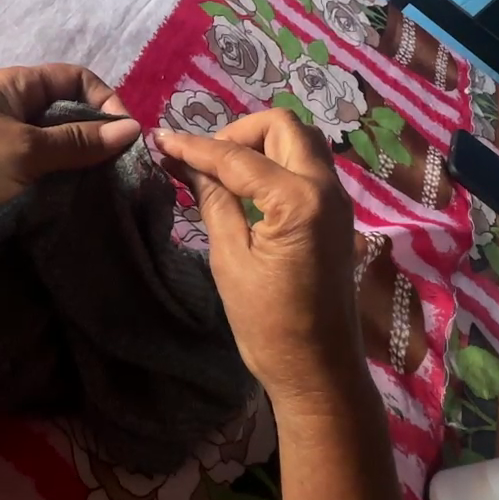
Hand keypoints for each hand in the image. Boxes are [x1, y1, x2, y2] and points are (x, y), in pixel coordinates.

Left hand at [0, 64, 141, 266]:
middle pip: (70, 107)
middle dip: (99, 128)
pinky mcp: (4, 169)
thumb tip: (133, 130)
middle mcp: (17, 105)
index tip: (126, 132)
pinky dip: (66, 172)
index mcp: (18, 84)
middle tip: (125, 160)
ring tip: (111, 177)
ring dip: (84, 154)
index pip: (75, 77)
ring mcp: (10, 138)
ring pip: (60, 138)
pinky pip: (46, 163)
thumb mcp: (26, 148)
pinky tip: (84, 189)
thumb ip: (79, 140)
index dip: (104, 98)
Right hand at [155, 111, 364, 408]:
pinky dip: (274, 160)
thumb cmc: (268, 324)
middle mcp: (325, 188)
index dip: (195, 146)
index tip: (161, 139)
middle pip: (282, 126)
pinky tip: (245, 185)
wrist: (319, 373)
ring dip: (259, 143)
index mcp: (298, 201)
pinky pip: (305, 163)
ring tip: (222, 170)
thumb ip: (213, 199)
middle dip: (237, 132)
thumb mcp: (229, 260)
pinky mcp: (335, 212)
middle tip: (205, 160)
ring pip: (298, 139)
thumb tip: (184, 160)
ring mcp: (336, 199)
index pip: (237, 157)